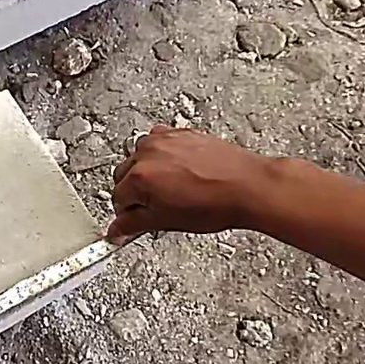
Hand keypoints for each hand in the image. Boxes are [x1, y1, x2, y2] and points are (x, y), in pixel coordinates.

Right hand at [109, 127, 282, 241]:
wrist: (248, 186)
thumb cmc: (216, 203)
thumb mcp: (167, 221)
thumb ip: (135, 224)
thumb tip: (116, 230)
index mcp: (140, 177)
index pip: (117, 198)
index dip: (127, 213)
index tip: (135, 219)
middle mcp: (147, 153)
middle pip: (123, 174)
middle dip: (134, 191)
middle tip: (154, 205)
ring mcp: (164, 140)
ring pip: (139, 156)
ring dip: (146, 171)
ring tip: (168, 187)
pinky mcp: (179, 133)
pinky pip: (158, 142)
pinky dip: (161, 155)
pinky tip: (177, 169)